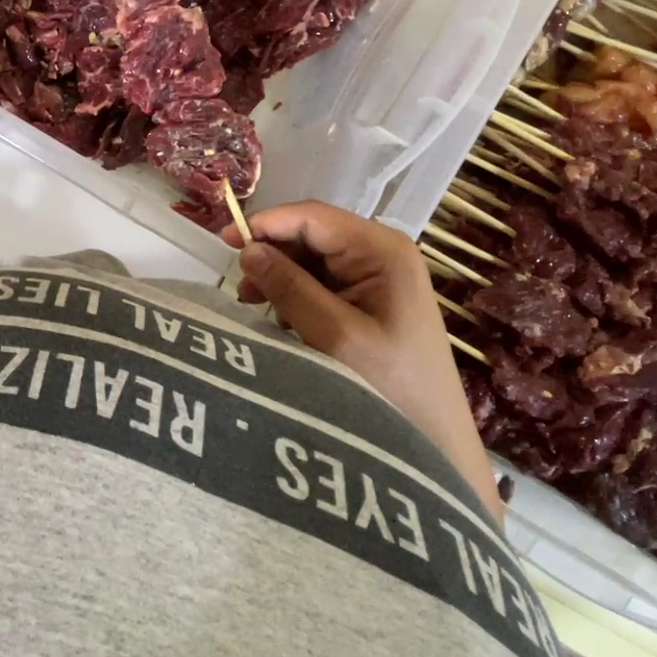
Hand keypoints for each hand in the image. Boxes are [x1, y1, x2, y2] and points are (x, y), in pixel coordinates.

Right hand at [223, 201, 502, 515]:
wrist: (432, 439)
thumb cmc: (390, 383)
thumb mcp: (334, 333)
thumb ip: (289, 286)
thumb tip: (248, 249)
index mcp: (381, 250)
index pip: (311, 216)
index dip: (266, 222)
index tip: (224, 241)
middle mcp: (379, 255)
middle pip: (309, 235)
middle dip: (271, 253)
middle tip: (238, 285)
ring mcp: (374, 279)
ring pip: (309, 260)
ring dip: (277, 276)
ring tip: (252, 304)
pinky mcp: (366, 302)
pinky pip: (318, 283)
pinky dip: (291, 294)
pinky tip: (278, 318)